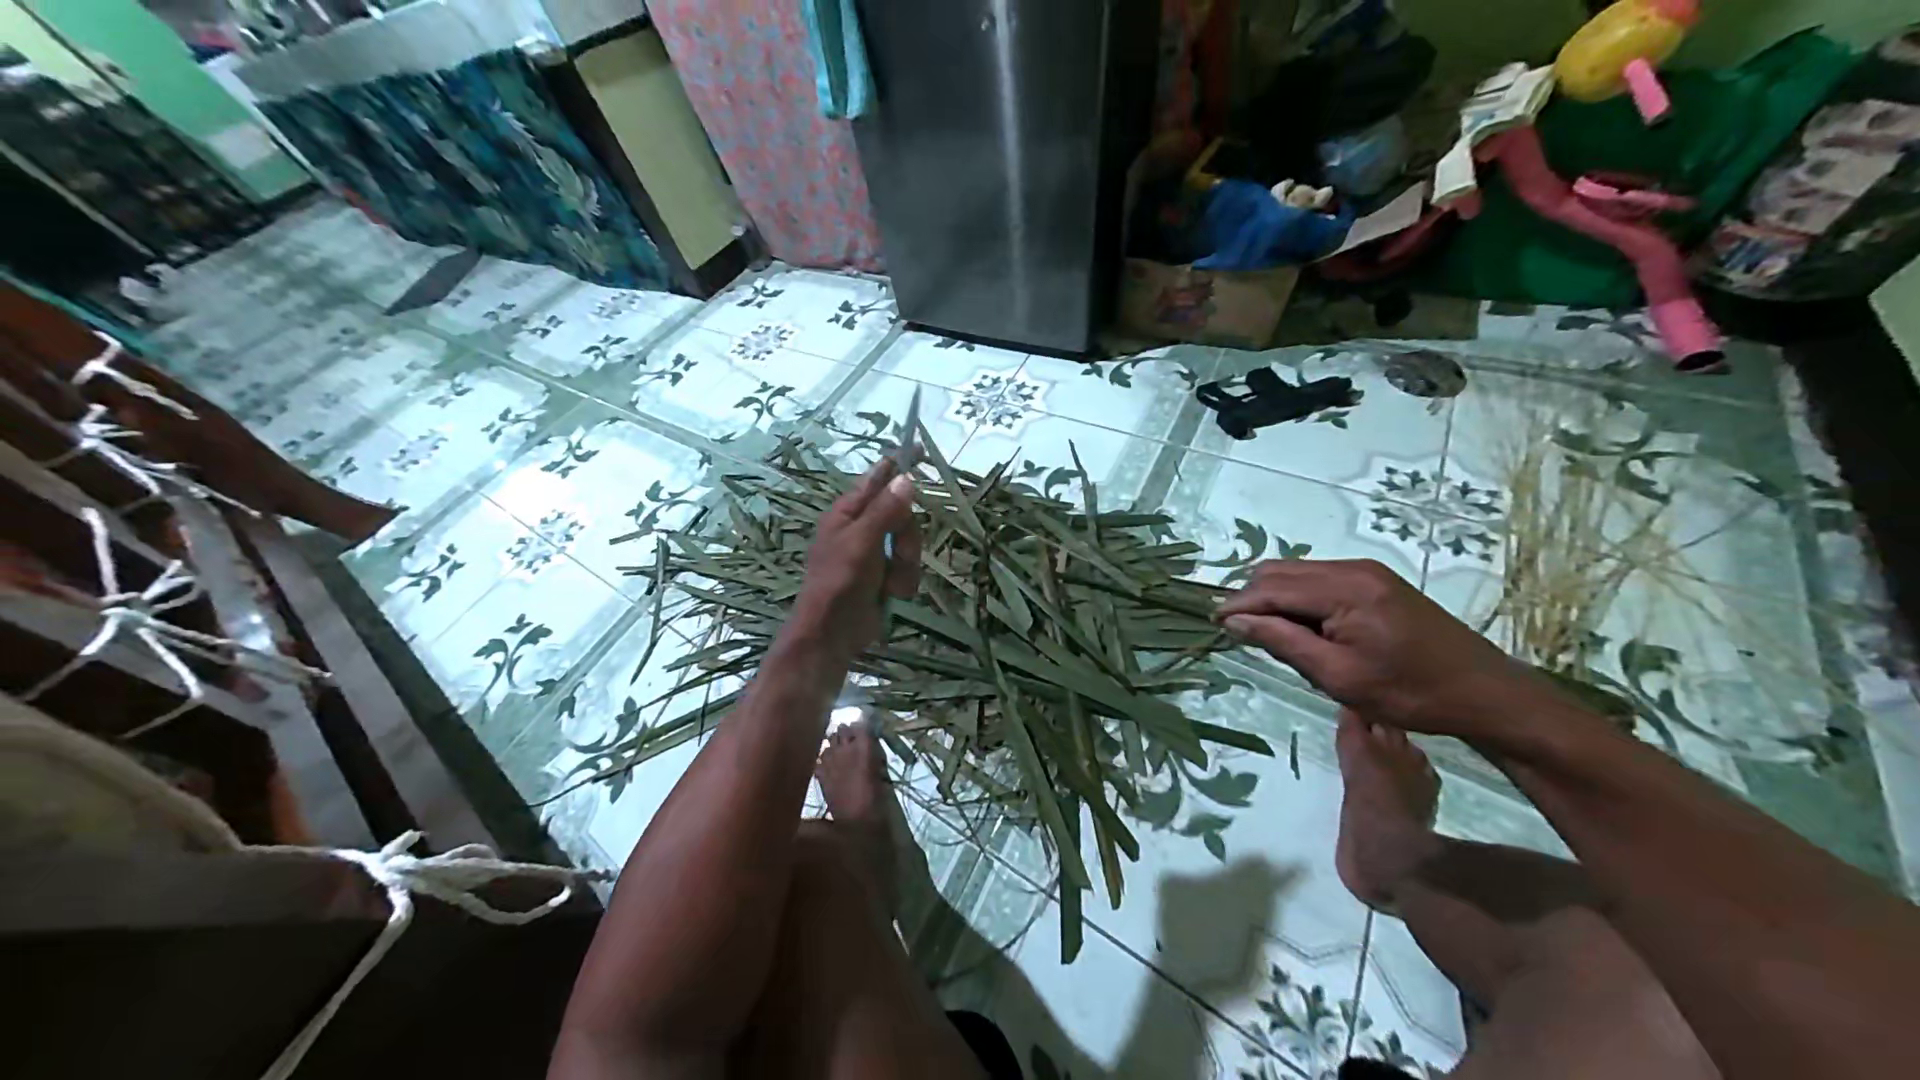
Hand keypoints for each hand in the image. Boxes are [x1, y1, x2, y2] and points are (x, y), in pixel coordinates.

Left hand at [786, 459, 920, 662]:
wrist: (832, 634)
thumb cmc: (838, 583)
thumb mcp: (862, 543)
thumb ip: (885, 511)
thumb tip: (906, 478)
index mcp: (848, 513)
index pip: (877, 479)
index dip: (898, 467)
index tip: (921, 453)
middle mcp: (861, 528)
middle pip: (903, 515)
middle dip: (907, 538)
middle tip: (900, 553)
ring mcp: (874, 553)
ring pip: (910, 544)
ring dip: (906, 566)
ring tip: (891, 584)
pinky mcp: (884, 576)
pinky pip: (908, 568)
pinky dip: (904, 582)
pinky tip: (891, 594)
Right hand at [1214, 559, 1534, 737]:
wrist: (1485, 693)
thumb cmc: (1410, 693)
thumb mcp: (1338, 676)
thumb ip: (1282, 642)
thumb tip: (1234, 621)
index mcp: (1346, 590)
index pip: (1271, 588)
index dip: (1237, 606)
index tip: (1213, 626)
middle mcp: (1352, 568)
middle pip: (1279, 571)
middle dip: (1252, 599)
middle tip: (1242, 636)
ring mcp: (1366, 571)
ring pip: (1296, 573)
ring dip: (1274, 599)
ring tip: (1271, 637)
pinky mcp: (1374, 581)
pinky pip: (1318, 579)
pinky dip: (1298, 599)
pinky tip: (1302, 629)